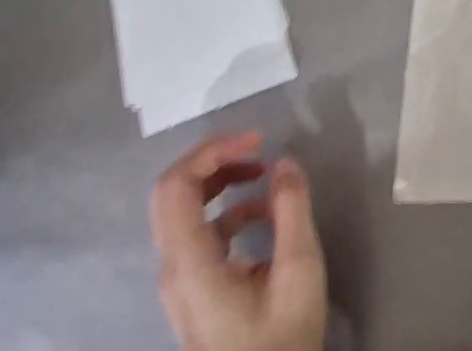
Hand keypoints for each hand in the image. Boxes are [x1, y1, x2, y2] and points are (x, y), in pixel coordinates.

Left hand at [151, 132, 327, 350]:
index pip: (175, 187)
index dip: (211, 151)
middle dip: (215, 160)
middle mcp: (173, 268)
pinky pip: (199, 234)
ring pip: (184, 213)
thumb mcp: (299, 271)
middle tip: (259, 147)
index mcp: (190, 263)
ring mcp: (179, 281)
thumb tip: (283, 162)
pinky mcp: (193, 290)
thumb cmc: (280, 340)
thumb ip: (291, 211)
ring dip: (222, 183)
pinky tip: (267, 217)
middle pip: (173, 194)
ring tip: (267, 177)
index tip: (258, 139)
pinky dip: (228, 211)